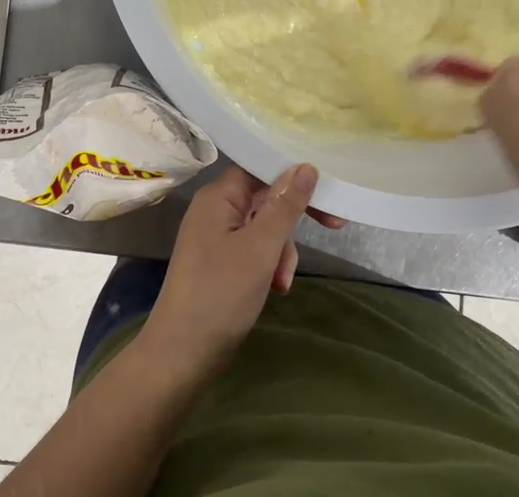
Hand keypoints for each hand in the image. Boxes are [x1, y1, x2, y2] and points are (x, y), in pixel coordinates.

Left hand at [140, 163, 330, 373]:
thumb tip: (306, 166)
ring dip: (281, 250)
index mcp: (218, 196)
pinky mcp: (220, 263)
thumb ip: (285, 206)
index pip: (259, 168)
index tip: (327, 190)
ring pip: (263, 228)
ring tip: (282, 280)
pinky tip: (275, 288)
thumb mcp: (261, 247)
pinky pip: (253, 250)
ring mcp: (215, 237)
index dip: (293, 174)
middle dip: (292, 221)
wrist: (184, 351)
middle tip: (334, 227)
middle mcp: (214, 210)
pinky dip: (269, 265)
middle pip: (265, 197)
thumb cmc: (221, 292)